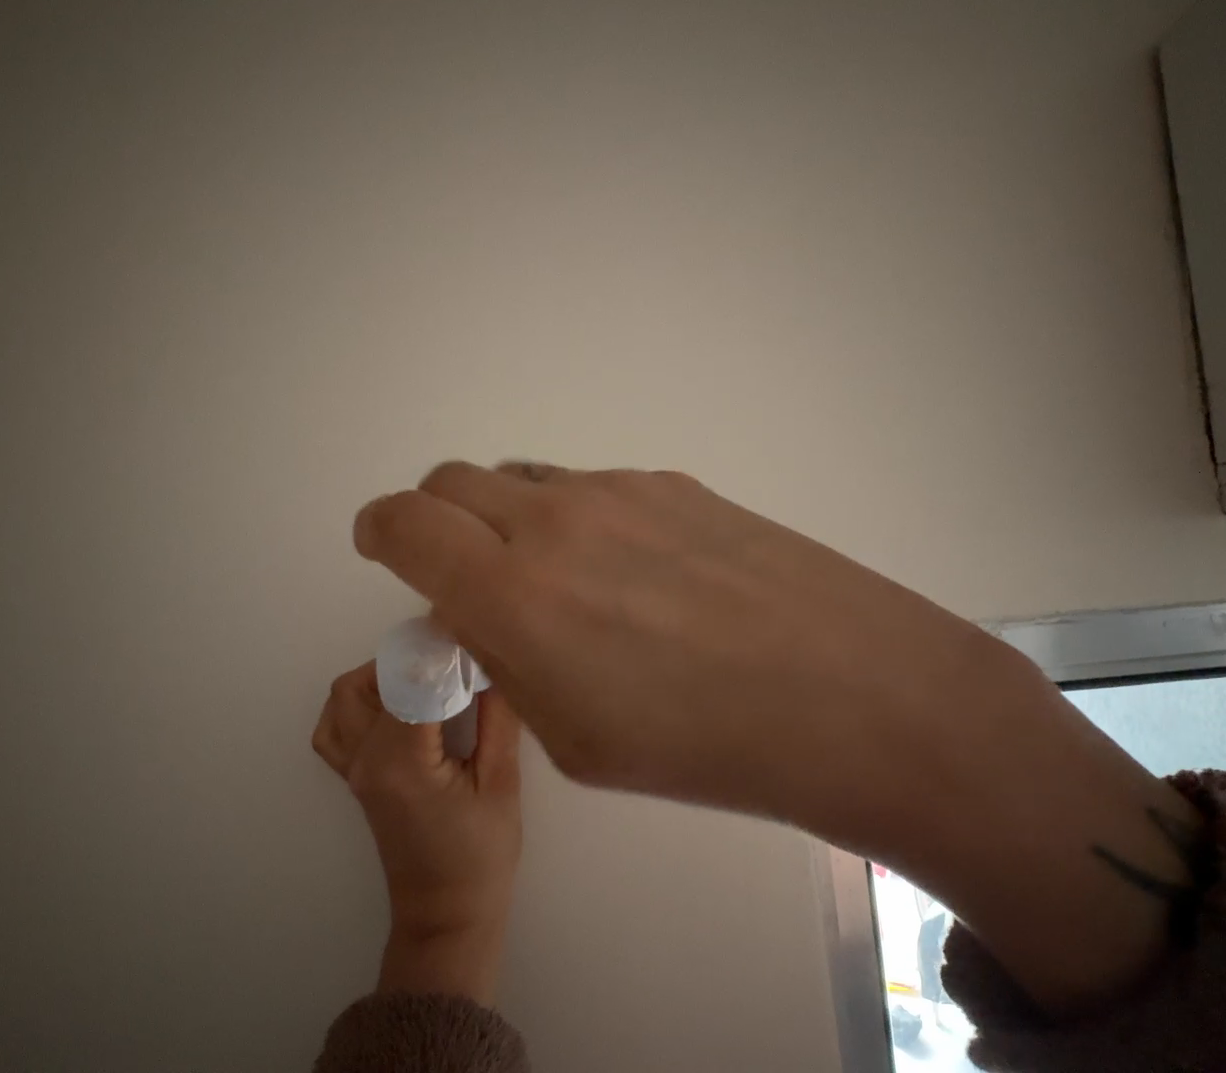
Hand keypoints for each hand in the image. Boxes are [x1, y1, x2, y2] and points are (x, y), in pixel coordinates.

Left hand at [312, 662, 521, 1003]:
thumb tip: (494, 663)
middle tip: (455, 657)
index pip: (413, 680)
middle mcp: (365, 759)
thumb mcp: (501, 783)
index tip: (467, 623)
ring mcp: (352, 769)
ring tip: (428, 679)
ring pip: (344, 697)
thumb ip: (497, 718)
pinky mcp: (353, 778)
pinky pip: (335, 726)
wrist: (447, 913)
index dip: (440, 647)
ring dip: (381, 675)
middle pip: (369, 681)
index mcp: (402, 761)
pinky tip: (396, 706)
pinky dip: (357, 703)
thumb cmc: (481, 854)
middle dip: (412, 657)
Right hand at [351, 461, 996, 816]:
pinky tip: (637, 576)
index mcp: (514, 591)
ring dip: (511, 519)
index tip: (383, 547)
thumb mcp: (575, 737)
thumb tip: (486, 617)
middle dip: (436, 520)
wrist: (845, 691)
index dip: (380, 531)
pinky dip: (578, 520)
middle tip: (462, 571)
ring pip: (527, 480)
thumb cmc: (703, 745)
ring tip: (560, 583)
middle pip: (455, 481)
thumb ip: (511, 661)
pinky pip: (593, 489)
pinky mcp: (675, 483)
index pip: (405, 523)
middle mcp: (556, 521)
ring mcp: (621, 491)